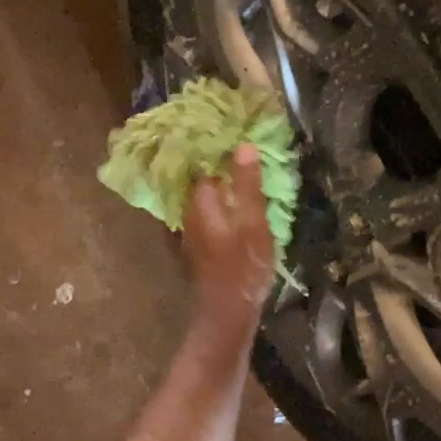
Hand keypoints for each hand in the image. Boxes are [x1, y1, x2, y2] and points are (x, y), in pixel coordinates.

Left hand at [183, 144, 273, 334]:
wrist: (226, 312)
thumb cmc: (242, 266)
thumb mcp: (252, 223)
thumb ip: (247, 186)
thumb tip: (242, 146)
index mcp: (200, 202)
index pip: (204, 162)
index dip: (218, 146)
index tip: (235, 128)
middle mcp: (188, 212)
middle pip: (203, 178)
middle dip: (218, 161)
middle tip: (242, 142)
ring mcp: (191, 229)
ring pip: (205, 196)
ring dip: (220, 181)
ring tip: (243, 165)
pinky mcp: (199, 244)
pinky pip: (208, 211)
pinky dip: (220, 201)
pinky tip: (237, 199)